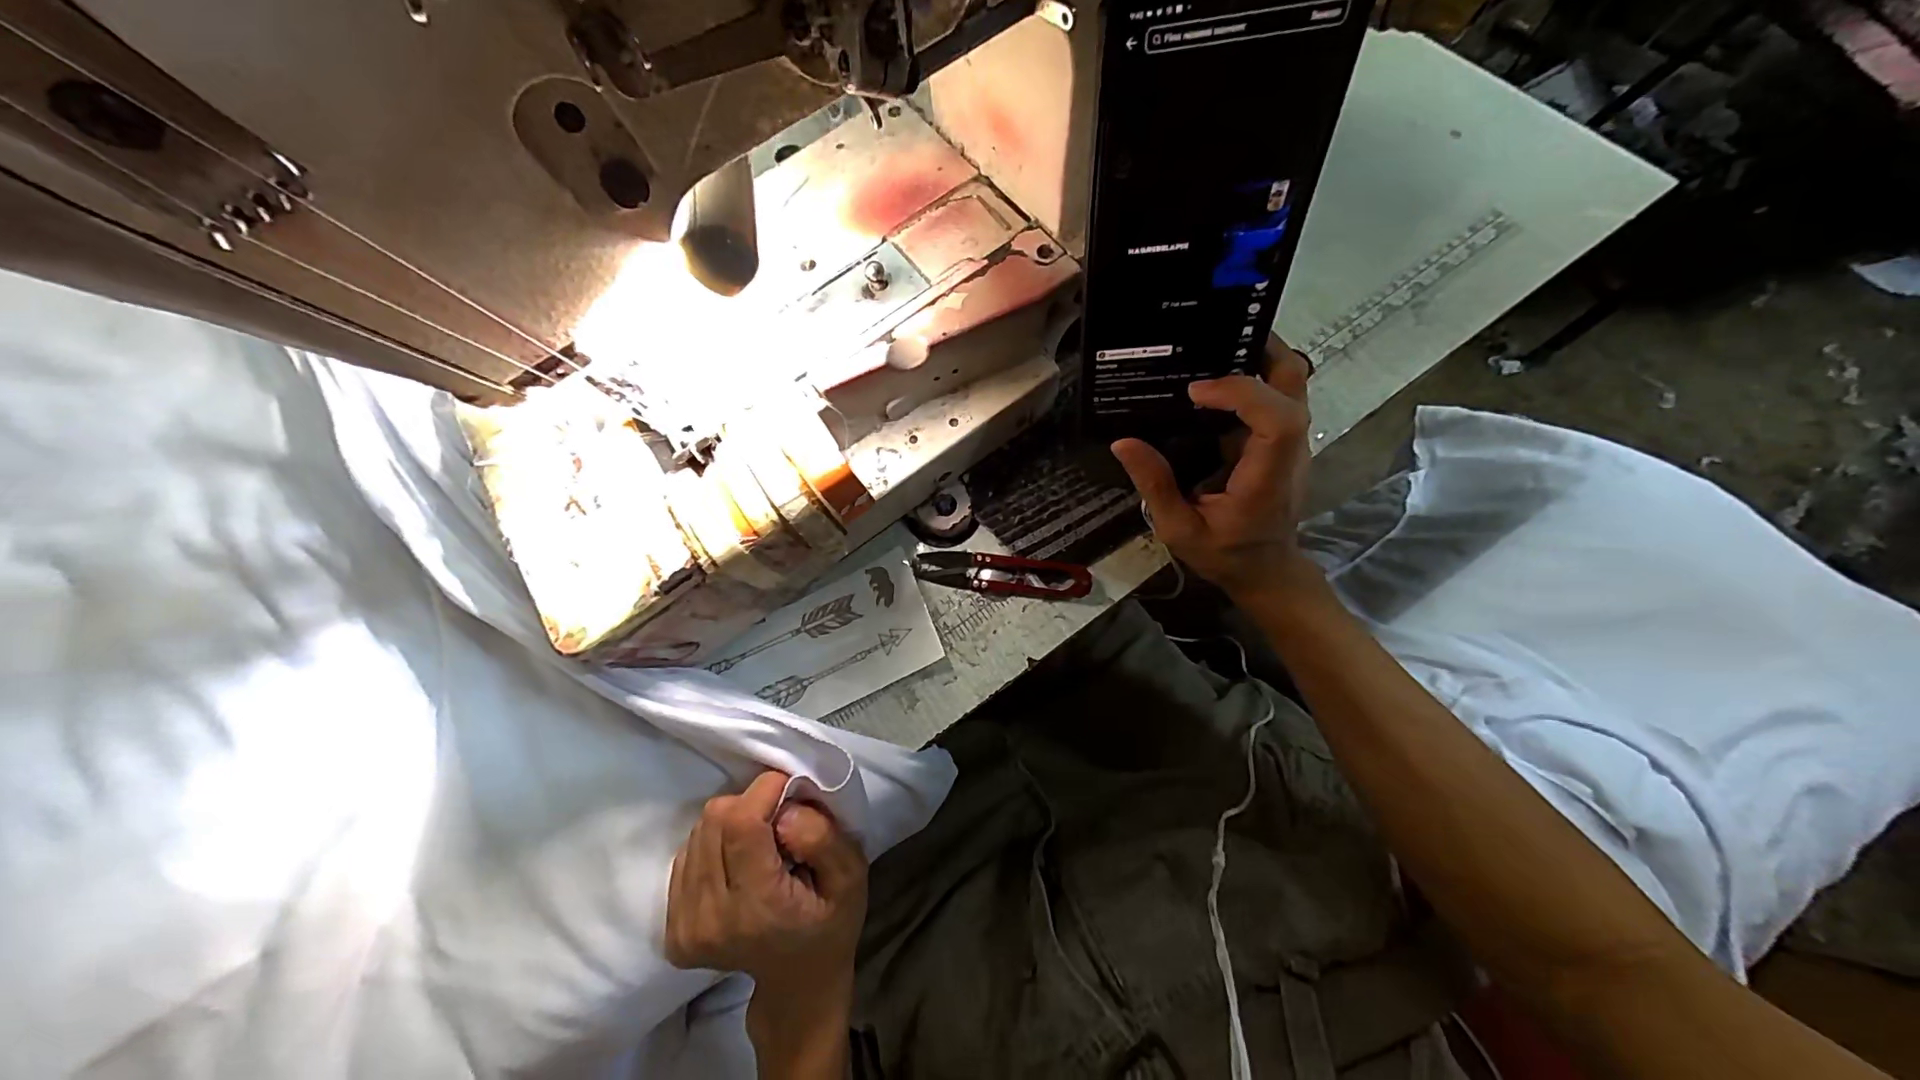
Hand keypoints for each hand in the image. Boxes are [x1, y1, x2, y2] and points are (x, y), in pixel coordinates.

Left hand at [666, 771, 867, 1070]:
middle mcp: (711, 919)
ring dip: (735, 821)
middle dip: (752, 803)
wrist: (799, 980)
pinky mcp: (672, 928)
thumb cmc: (830, 922)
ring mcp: (685, 927)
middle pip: (716, 820)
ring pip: (701, 829)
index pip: (740, 822)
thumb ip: (822, 838)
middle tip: (782, 819)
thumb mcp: (850, 876)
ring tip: (763, 843)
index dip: (765, 790)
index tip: (791, 788)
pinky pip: (689, 851)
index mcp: (757, 907)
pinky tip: (741, 861)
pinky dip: (718, 842)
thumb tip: (784, 811)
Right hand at [1111, 336, 1317, 600]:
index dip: (1242, 392)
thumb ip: (1156, 485)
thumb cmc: (1225, 554)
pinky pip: (1275, 397)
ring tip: (1211, 349)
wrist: (1266, 570)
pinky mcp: (1283, 442)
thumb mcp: (1180, 529)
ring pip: (1291, 382)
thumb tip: (1123, 442)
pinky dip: (1250, 379)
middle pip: (1294, 382)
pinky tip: (1213, 382)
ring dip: (1257, 358)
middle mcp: (1290, 451)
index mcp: (1267, 476)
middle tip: (1213, 336)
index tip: (1196, 390)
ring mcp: (1292, 443)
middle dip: (1260, 350)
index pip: (1278, 419)